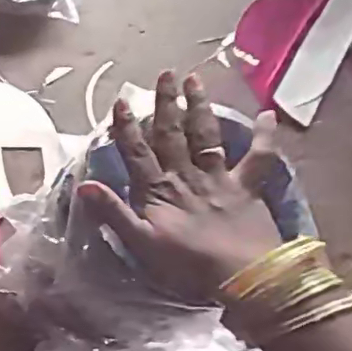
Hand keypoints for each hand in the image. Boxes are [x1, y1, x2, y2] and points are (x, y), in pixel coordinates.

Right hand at [77, 71, 285, 295]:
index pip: (137, 152)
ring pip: (205, 136)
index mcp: (158, 190)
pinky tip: (267, 114)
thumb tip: (84, 184)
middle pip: (171, 134)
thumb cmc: (185, 264)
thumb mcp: (140, 242)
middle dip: (165, 104)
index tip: (119, 101)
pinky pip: (260, 158)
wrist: (242, 276)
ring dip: (199, 108)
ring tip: (195, 81)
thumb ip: (113, 212)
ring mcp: (219, 179)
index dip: (125, 127)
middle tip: (164, 74)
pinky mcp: (247, 188)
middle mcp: (186, 176)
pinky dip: (265, 136)